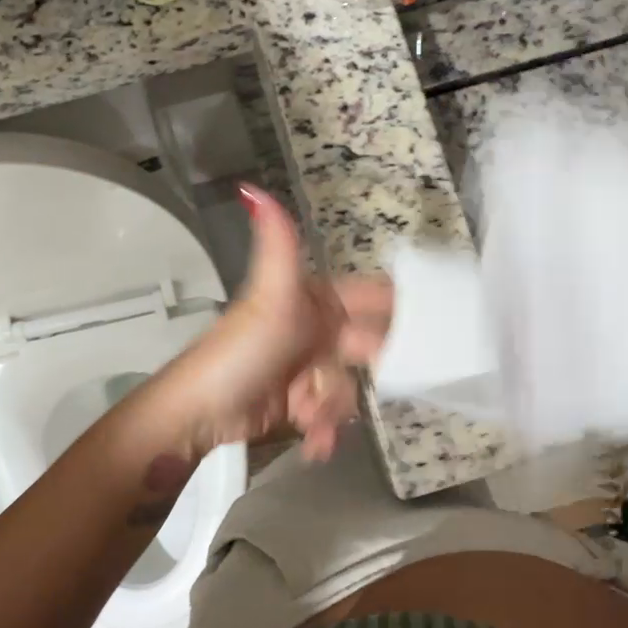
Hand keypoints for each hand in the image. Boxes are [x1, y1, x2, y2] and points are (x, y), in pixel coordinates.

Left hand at [154, 186, 393, 460]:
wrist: (199, 414)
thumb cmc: (240, 352)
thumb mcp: (268, 296)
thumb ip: (277, 244)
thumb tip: (251, 186)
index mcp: (312, 300)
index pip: (369, 297)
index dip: (395, 310)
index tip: (427, 330)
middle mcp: (314, 331)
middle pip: (367, 349)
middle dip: (360, 373)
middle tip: (351, 384)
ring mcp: (307, 370)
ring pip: (348, 387)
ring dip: (333, 407)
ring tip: (310, 417)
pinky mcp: (299, 406)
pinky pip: (329, 416)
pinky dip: (323, 430)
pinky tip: (313, 442)